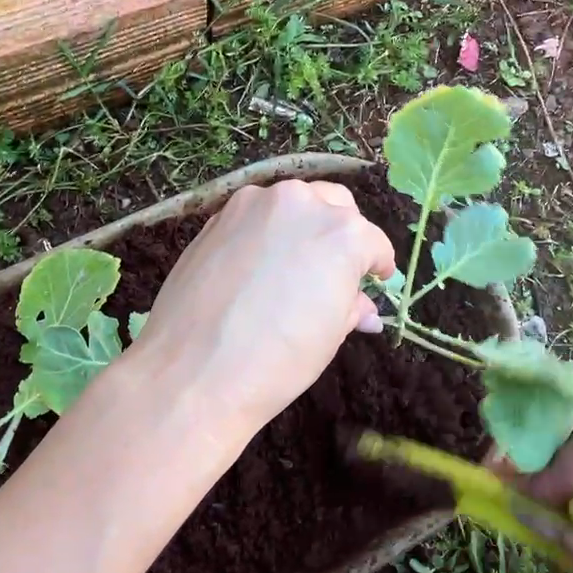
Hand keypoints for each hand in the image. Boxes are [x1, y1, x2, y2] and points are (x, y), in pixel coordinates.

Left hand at [130, 180, 394, 430]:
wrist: (194, 369)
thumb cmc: (277, 360)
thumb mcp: (328, 336)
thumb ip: (349, 306)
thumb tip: (361, 308)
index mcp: (342, 232)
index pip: (373, 242)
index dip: (377, 265)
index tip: (375, 279)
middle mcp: (300, 203)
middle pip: (335, 204)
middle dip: (341, 232)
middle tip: (334, 269)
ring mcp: (254, 204)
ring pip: (292, 202)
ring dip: (301, 225)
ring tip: (292, 266)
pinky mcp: (218, 214)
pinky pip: (255, 215)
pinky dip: (264, 231)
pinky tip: (255, 266)